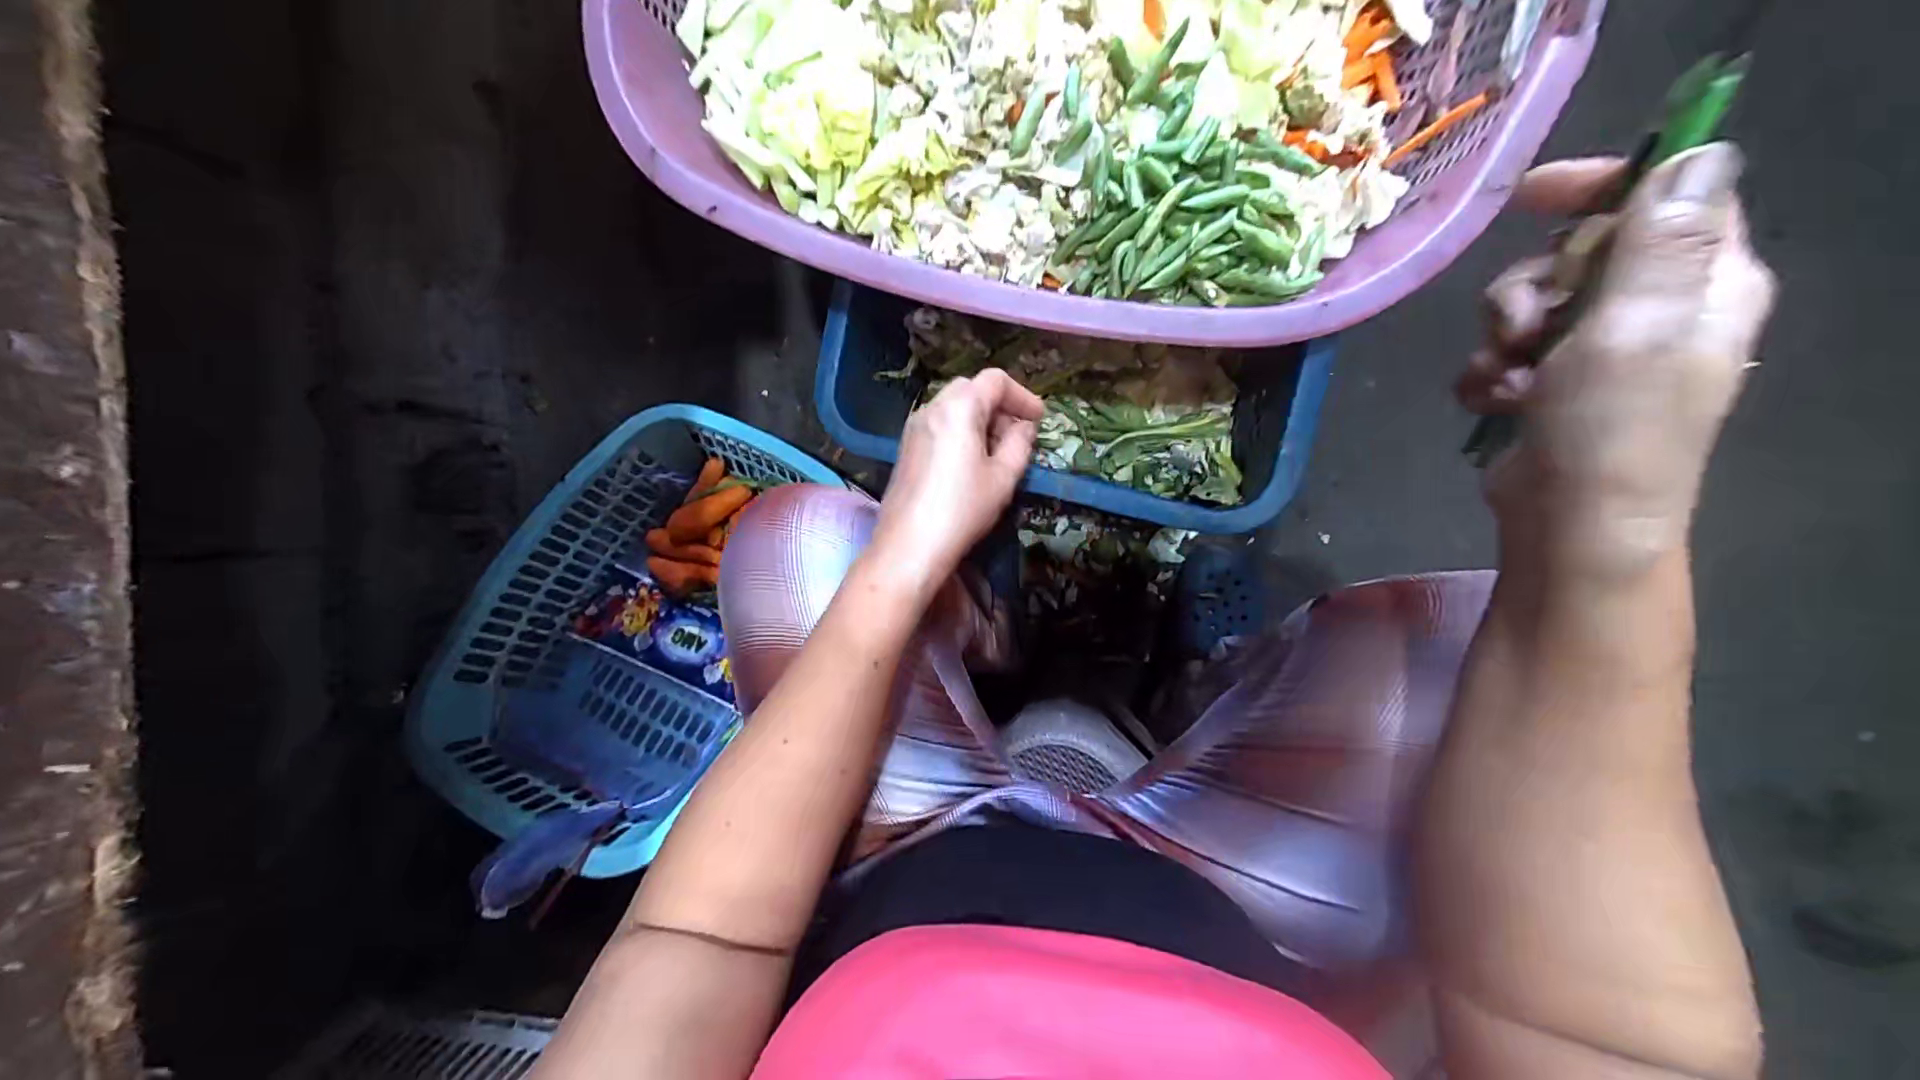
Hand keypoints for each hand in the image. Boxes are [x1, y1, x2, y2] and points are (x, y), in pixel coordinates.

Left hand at [867, 369, 1043, 596]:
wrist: (909, 545)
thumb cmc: (962, 509)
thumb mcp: (1003, 477)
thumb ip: (1019, 444)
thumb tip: (1024, 427)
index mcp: (959, 408)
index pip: (996, 380)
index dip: (1023, 396)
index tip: (1039, 420)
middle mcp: (932, 408)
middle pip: (972, 389)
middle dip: (1000, 406)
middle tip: (1018, 436)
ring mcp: (914, 427)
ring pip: (954, 408)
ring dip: (980, 420)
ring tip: (998, 453)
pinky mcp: (906, 448)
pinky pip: (939, 425)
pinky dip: (961, 432)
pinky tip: (971, 464)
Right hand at [1459, 144, 1775, 576]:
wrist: (1569, 519)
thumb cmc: (1611, 426)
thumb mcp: (1637, 325)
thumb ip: (1662, 239)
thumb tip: (1699, 154)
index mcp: (1701, 284)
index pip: (1668, 197)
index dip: (1604, 185)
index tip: (1531, 196)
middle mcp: (1654, 311)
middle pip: (1578, 254)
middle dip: (1530, 287)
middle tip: (1520, 329)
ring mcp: (1596, 353)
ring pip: (1528, 306)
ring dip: (1498, 338)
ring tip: (1506, 380)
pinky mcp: (1547, 387)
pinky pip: (1501, 355)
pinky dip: (1487, 375)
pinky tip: (1494, 403)